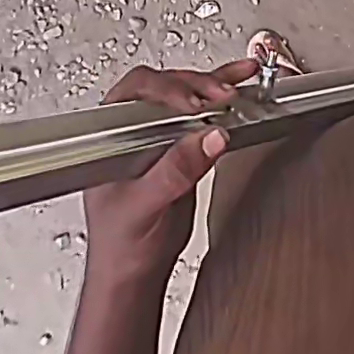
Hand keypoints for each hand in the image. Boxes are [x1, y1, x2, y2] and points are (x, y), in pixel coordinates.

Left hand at [82, 60, 255, 283]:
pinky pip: (208, 110)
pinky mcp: (186, 141)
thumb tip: (209, 137)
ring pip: (190, 91)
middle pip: (169, 84)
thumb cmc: (120, 244)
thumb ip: (174, 171)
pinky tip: (242, 83)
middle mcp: (135, 126)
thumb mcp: (143, 208)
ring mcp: (162, 131)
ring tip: (239, 81)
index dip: (168, 91)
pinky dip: (227, 94)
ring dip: (217, 82)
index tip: (196, 105)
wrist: (135, 273)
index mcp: (112, 133)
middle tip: (222, 98)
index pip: (138, 91)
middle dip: (198, 86)